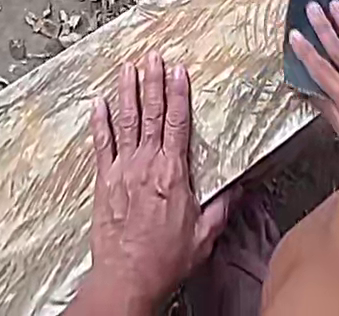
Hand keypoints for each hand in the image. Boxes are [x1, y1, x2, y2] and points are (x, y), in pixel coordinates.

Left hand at [79, 53, 231, 315]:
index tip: (179, 69)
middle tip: (152, 56)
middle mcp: (147, 163)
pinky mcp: (105, 181)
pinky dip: (99, 122)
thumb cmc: (165, 259)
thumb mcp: (203, 235)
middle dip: (153, 81)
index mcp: (172, 171)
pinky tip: (97, 103)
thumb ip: (221, 207)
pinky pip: (102, 145)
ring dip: (127, 92)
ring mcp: (123, 169)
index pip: (177, 122)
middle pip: (152, 113)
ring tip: (128, 68)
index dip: (178, 93)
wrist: (126, 281)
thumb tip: (240, 187)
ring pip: (126, 121)